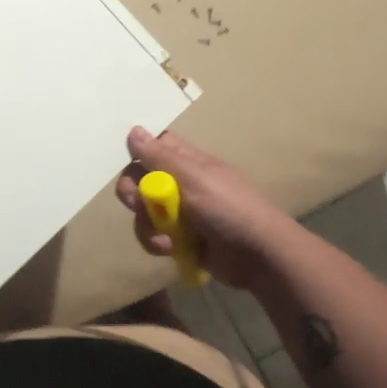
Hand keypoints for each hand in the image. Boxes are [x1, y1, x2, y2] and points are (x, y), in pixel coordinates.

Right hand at [114, 127, 295, 289]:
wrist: (259, 257)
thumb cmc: (230, 208)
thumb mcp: (195, 178)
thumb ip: (160, 157)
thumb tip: (133, 129)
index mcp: (186, 162)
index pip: (152, 146)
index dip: (135, 152)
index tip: (127, 163)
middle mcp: (178, 183)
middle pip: (138, 179)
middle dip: (134, 193)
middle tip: (141, 203)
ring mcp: (178, 212)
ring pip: (141, 210)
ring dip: (147, 223)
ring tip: (165, 236)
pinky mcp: (177, 238)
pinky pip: (151, 235)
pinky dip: (157, 242)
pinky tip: (170, 248)